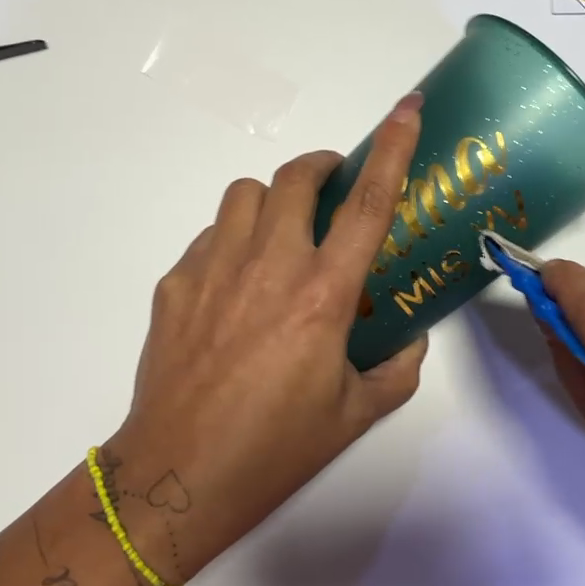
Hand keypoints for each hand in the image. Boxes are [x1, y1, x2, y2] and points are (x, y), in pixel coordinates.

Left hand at [103, 93, 429, 585]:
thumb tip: (410, 339)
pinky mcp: (174, 284)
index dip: (392, 149)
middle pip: (294, 177)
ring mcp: (212, 269)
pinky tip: (235, 285)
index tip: (406, 110)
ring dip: (271, 200)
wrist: (179, 475)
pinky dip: (231, 242)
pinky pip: (208, 237)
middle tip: (333, 186)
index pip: (367, 203)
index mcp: (322, 295)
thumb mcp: (356, 415)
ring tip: (281, 234)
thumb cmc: (276, 448)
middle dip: (320, 166)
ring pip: (243, 194)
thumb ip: (397, 369)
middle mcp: (268, 266)